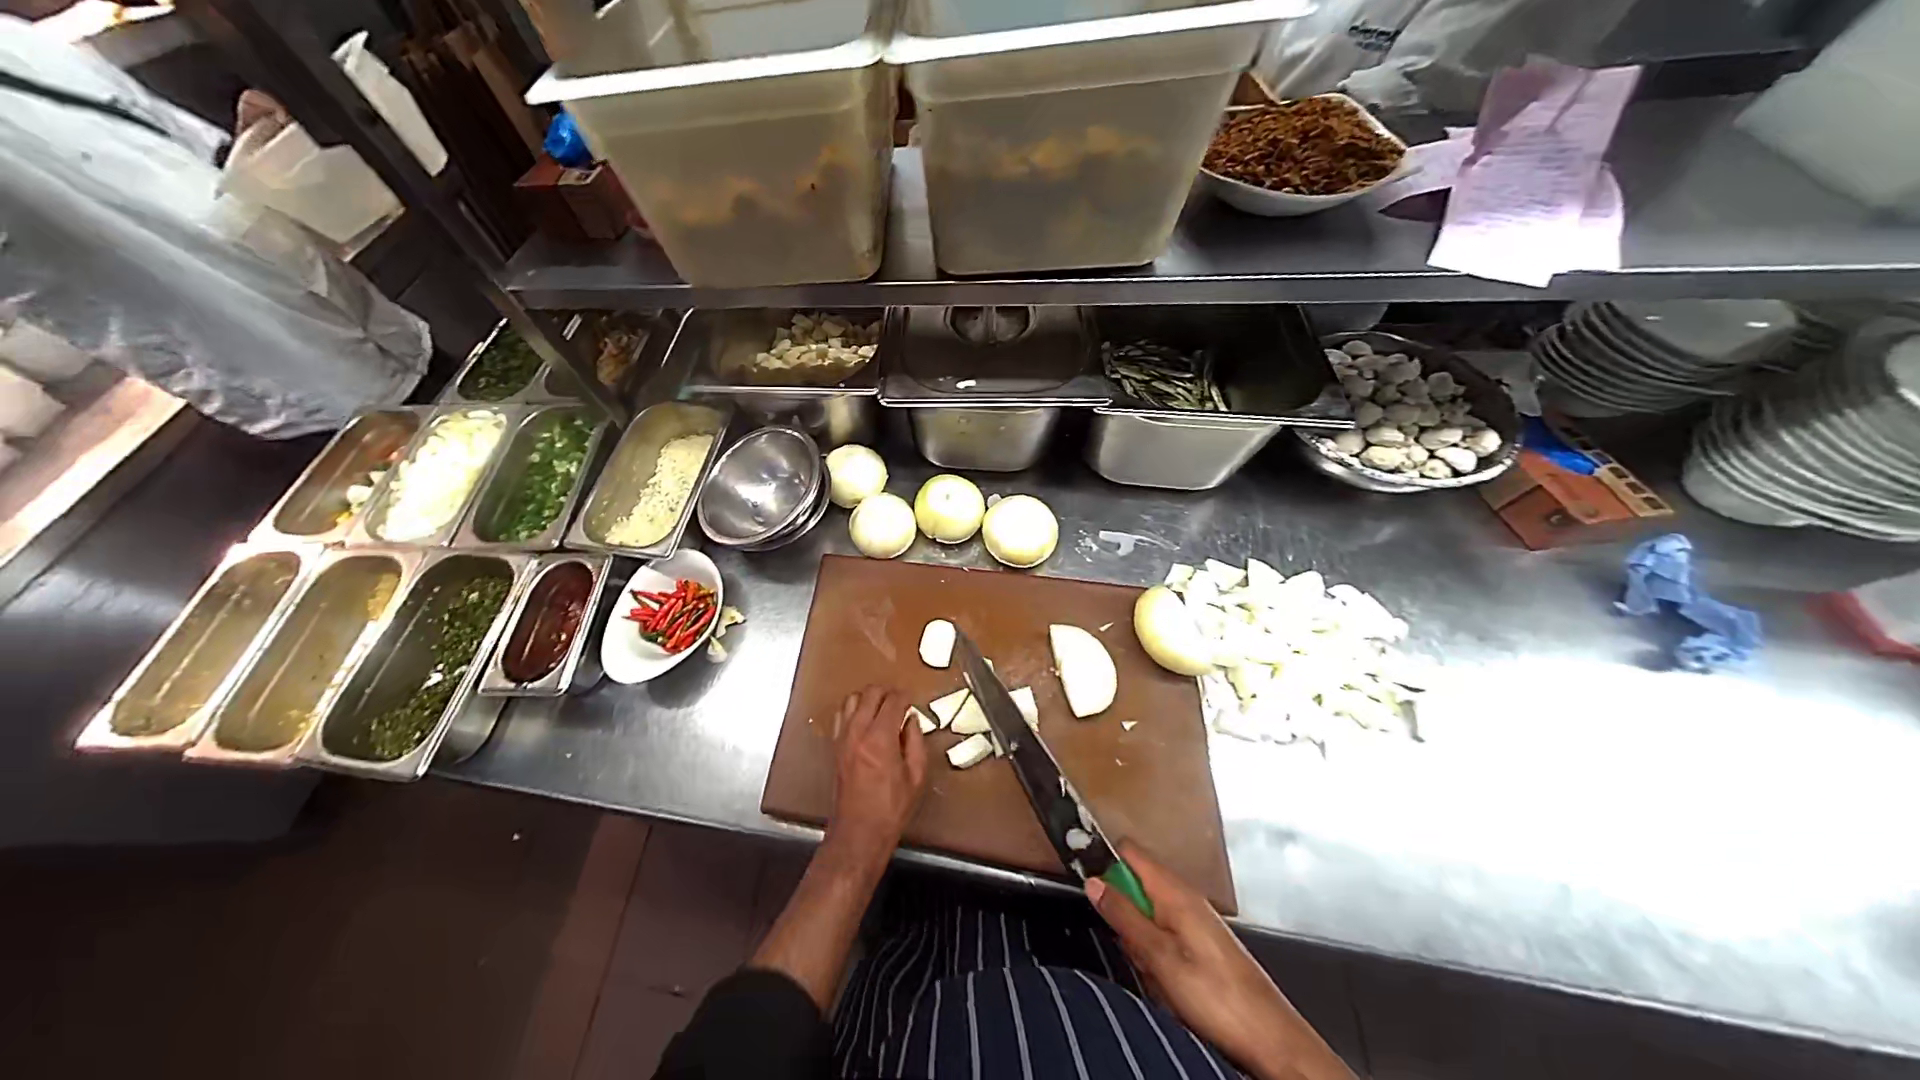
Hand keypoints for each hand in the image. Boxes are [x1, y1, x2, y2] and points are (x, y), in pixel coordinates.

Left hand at [827, 684, 926, 857]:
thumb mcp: (917, 776)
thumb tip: (911, 720)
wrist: (859, 831)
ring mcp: (843, 738)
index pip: (893, 700)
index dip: (905, 697)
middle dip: (887, 692)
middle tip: (899, 702)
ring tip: (882, 710)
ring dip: (868, 699)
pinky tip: (865, 722)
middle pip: (870, 693)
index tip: (912, 701)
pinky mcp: (835, 747)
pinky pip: (841, 715)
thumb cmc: (891, 808)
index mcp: (881, 738)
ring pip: (851, 699)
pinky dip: (853, 710)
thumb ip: (916, 742)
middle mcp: (858, 732)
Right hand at [1087, 842, 1355, 1079]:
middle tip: (1132, 948)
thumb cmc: (1220, 999)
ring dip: (1139, 943)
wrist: (1271, 1041)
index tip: (1088, 884)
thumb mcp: (1160, 957)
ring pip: (1146, 917)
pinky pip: (1162, 939)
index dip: (1105, 861)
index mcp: (1176, 892)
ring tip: (1154, 974)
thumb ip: (1124, 916)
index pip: (1129, 852)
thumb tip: (1094, 882)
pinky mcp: (1200, 946)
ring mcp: (1194, 922)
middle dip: (1122, 915)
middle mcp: (1186, 899)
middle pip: (1135, 887)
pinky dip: (1156, 959)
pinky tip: (1167, 986)